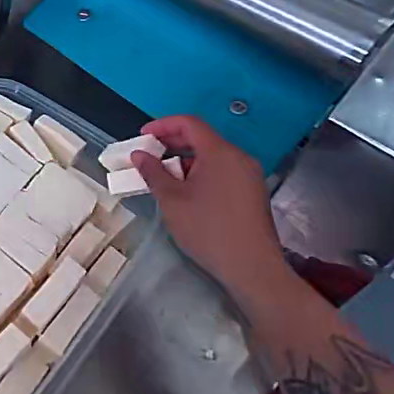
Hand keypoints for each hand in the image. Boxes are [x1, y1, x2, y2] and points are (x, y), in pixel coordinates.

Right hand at [129, 116, 298, 312]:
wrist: (254, 270)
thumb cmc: (208, 229)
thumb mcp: (171, 199)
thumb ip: (153, 172)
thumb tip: (140, 155)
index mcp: (220, 153)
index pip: (189, 123)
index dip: (162, 125)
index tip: (142, 137)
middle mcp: (239, 158)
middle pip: (202, 137)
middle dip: (172, 143)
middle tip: (149, 155)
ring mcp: (249, 176)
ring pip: (212, 156)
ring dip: (185, 160)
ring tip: (164, 178)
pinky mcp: (253, 193)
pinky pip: (222, 171)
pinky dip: (201, 173)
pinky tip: (187, 192)